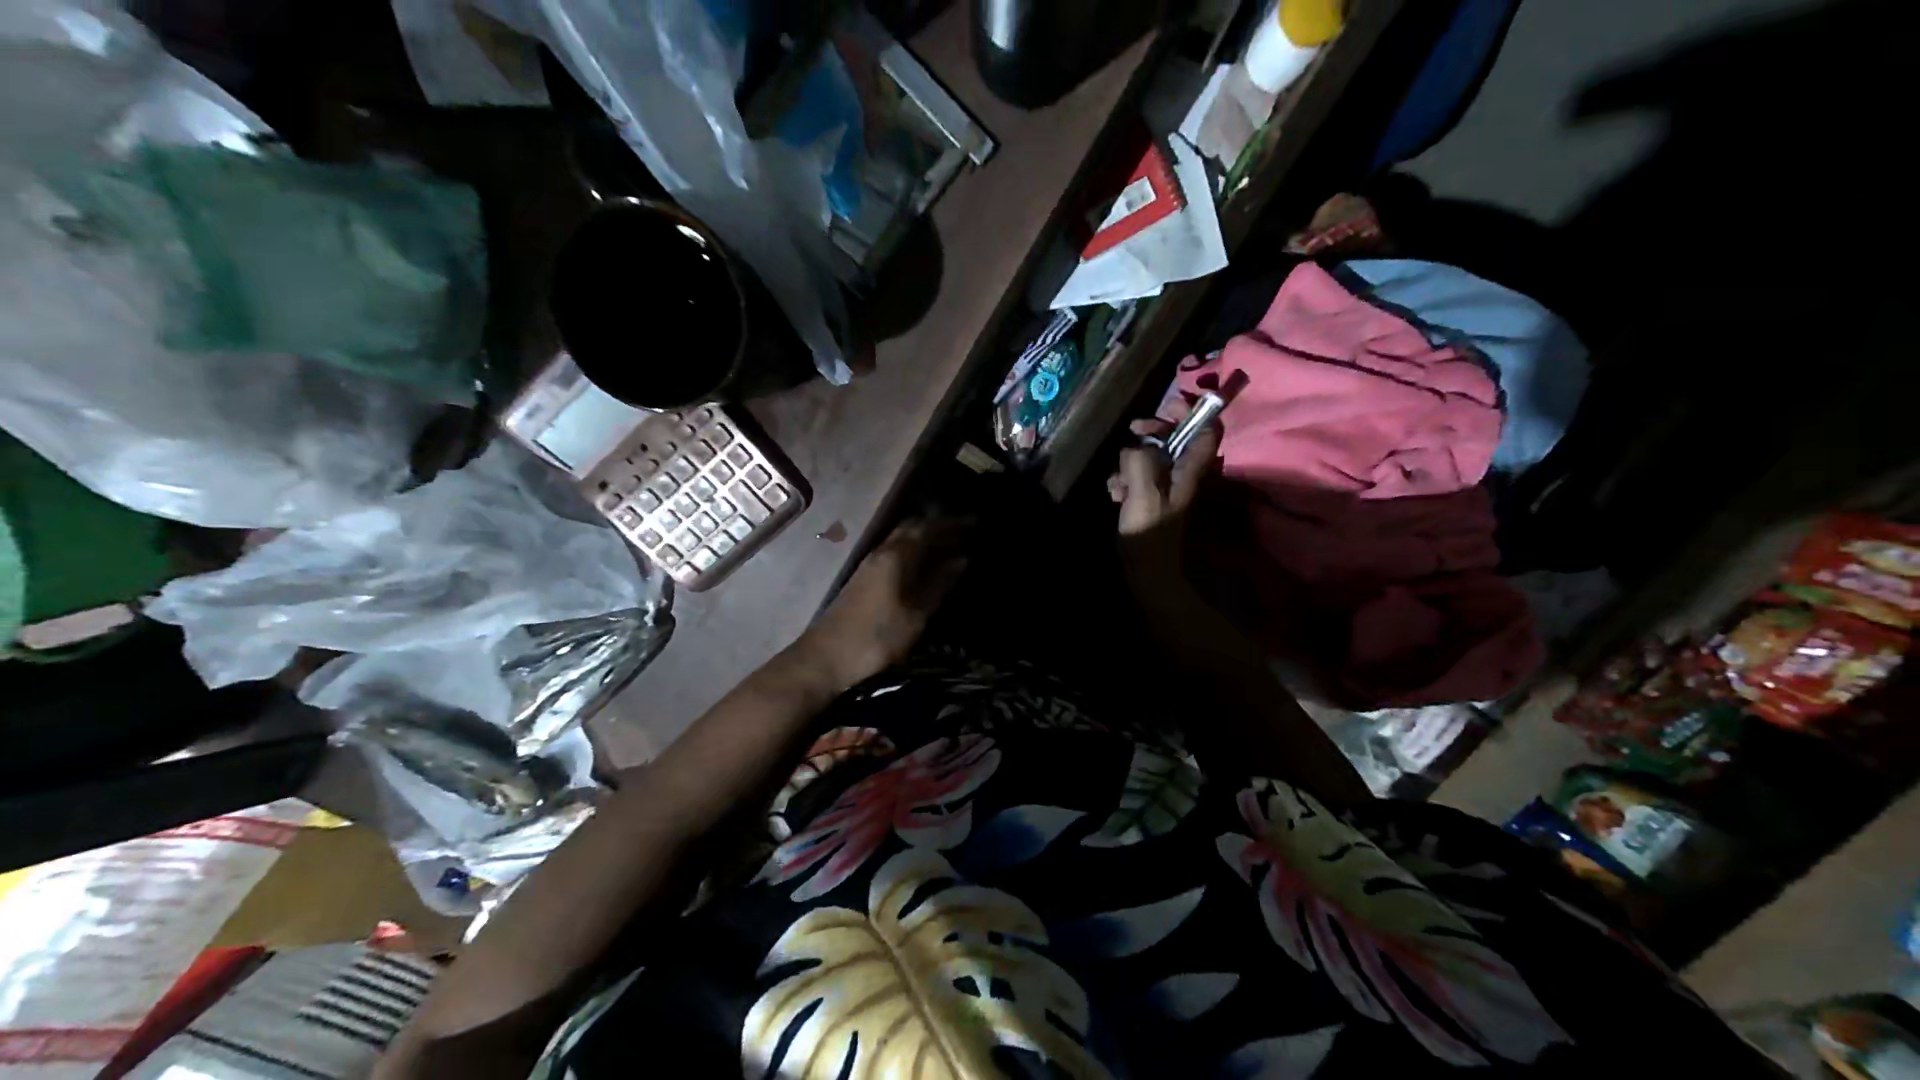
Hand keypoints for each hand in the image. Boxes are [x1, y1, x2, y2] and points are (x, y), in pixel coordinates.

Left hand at [790, 518, 970, 693]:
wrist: (826, 659)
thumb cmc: (877, 638)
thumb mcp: (916, 615)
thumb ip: (939, 585)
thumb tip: (962, 560)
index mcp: (896, 556)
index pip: (929, 529)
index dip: (954, 524)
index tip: (977, 524)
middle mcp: (881, 552)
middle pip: (912, 528)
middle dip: (939, 527)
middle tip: (965, 532)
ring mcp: (869, 564)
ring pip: (900, 539)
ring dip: (925, 537)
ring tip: (949, 545)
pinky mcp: (863, 579)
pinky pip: (894, 552)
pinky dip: (913, 550)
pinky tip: (922, 564)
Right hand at [1108, 409, 1219, 594]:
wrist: (1146, 569)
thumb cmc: (1149, 529)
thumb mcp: (1143, 489)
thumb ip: (1140, 459)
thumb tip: (1135, 447)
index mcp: (1191, 468)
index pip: (1208, 429)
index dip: (1192, 411)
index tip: (1166, 405)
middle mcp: (1183, 473)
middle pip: (1175, 436)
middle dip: (1152, 431)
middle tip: (1133, 430)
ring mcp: (1166, 485)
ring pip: (1151, 456)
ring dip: (1130, 461)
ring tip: (1119, 480)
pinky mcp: (1150, 498)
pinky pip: (1137, 476)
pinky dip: (1125, 480)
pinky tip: (1115, 494)